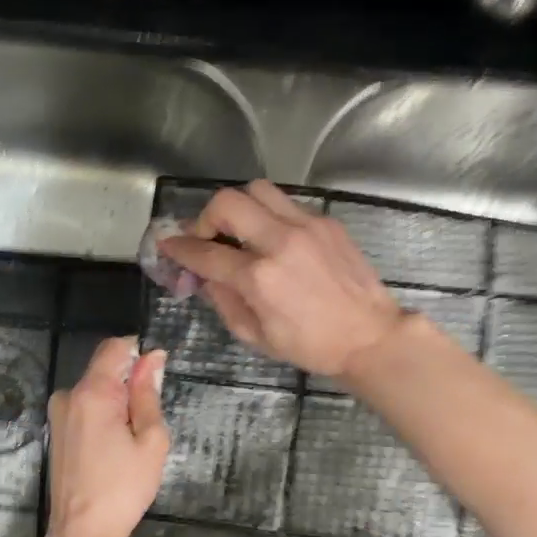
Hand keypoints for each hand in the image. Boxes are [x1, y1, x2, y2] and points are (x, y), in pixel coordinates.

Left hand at [43, 337, 169, 536]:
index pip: (115, 347)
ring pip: (94, 392)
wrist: (83, 531)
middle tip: (147, 424)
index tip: (157, 376)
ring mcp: (58, 415)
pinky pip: (85, 411)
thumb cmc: (123, 488)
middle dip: (129, 385)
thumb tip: (152, 358)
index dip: (139, 352)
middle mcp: (68, 396)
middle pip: (104, 370)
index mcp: (92, 393)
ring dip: (116, 405)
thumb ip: (148, 394)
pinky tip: (112, 452)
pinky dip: (103, 420)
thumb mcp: (150, 440)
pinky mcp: (56, 433)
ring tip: (130, 444)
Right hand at [159, 181, 405, 378]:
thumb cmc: (310, 346)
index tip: (167, 246)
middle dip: (206, 218)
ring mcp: (306, 226)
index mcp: (259, 278)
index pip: (205, 254)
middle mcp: (280, 242)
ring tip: (239, 232)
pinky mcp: (326, 222)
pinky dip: (269, 216)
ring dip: (239, 207)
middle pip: (227, 202)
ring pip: (258, 190)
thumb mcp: (255, 336)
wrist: (369, 335)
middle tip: (207, 238)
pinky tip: (272, 240)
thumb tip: (205, 277)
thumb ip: (224, 301)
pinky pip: (286, 203)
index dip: (179, 249)